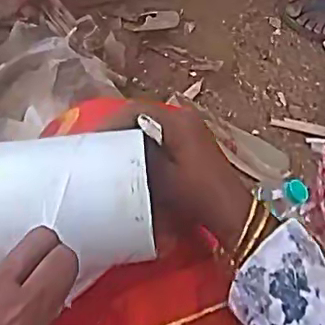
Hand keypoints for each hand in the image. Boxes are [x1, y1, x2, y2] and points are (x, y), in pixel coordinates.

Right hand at [104, 102, 252, 244]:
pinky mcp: (193, 146)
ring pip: (151, 128)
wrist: (231, 214)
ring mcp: (191, 131)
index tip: (93, 138)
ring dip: (131, 138)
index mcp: (177, 120)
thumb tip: (111, 152)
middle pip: (143, 116)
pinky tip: (134, 162)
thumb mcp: (160, 178)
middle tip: (98, 145)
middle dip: (119, 129)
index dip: (111, 122)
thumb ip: (135, 159)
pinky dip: (145, 147)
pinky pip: (162, 138)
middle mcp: (184, 118)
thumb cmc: (195, 194)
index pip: (135, 110)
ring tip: (110, 153)